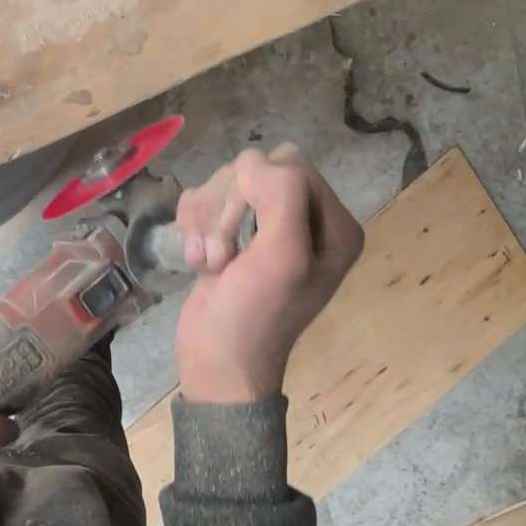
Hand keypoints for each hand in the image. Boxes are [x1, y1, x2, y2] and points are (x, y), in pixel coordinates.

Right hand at [173, 145, 362, 402]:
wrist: (216, 364)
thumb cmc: (254, 318)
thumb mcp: (282, 257)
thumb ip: (281, 194)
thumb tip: (250, 162)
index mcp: (333, 225)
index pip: (291, 165)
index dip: (255, 191)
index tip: (237, 239)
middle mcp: (304, 221)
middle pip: (256, 169)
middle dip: (227, 207)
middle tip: (220, 255)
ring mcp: (264, 229)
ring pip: (225, 183)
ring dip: (206, 222)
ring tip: (208, 263)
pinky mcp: (230, 237)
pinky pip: (205, 201)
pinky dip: (192, 226)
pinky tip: (197, 261)